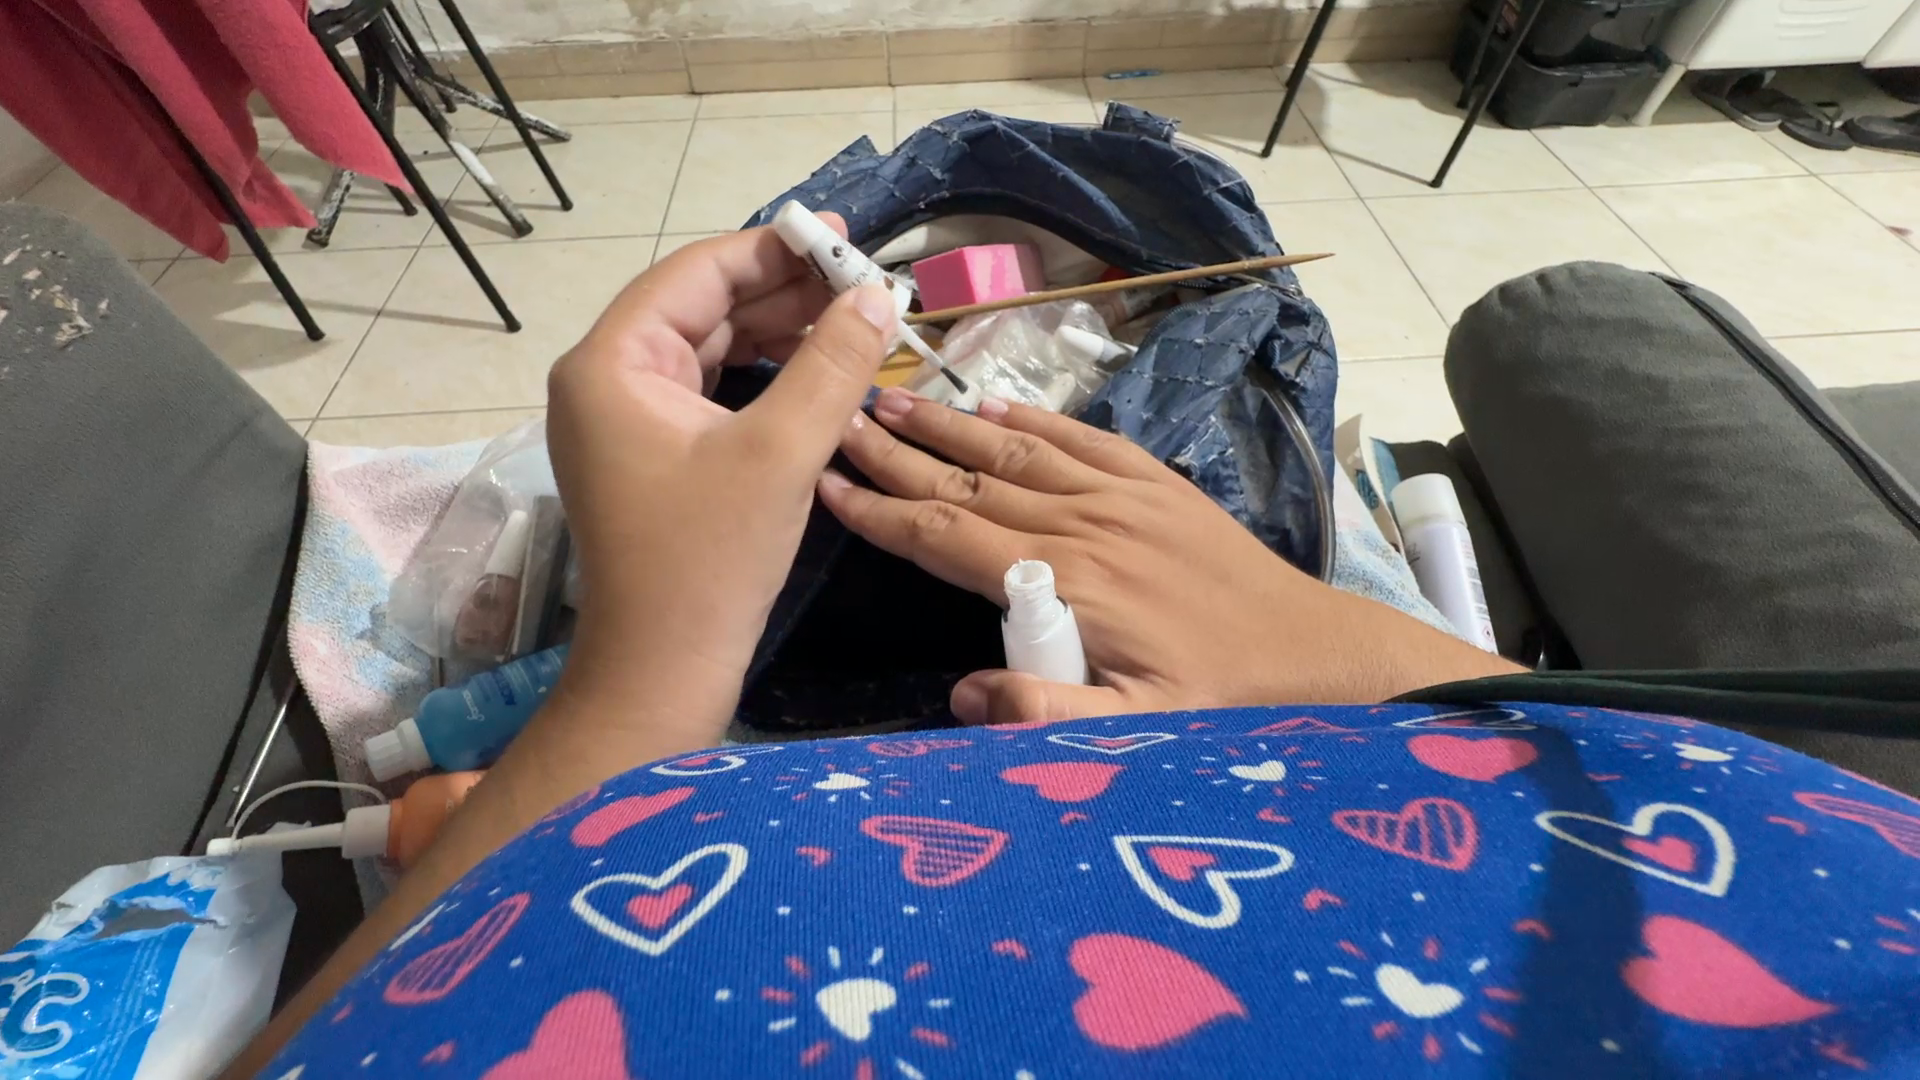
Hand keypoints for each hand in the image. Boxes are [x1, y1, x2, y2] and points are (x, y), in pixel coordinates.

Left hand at [546, 221, 895, 741]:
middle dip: (783, 291)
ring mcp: (630, 420)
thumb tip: (878, 296)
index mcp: (614, 362)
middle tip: (860, 280)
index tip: (843, 237)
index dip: (774, 248)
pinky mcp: (657, 455)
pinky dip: (765, 378)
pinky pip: (714, 393)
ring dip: (779, 333)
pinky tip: (814, 370)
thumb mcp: (781, 451)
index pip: (698, 272)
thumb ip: (833, 365)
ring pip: (712, 350)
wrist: (666, 667)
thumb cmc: (712, 559)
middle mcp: (610, 379)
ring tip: (850, 317)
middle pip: (704, 307)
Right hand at [818, 389, 1520, 724]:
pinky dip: (1031, 417)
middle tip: (844, 418)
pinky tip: (994, 403)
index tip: (828, 483)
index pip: (946, 536)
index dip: (881, 511)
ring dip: (949, 424)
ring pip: (1013, 447)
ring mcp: (1118, 492)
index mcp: (1063, 580)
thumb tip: (962, 694)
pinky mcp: (1152, 481)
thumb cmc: (1219, 695)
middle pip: (968, 478)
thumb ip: (1044, 712)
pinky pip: (1079, 438)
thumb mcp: (1136, 729)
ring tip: (896, 397)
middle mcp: (1080, 521)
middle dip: (899, 451)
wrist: (1312, 651)